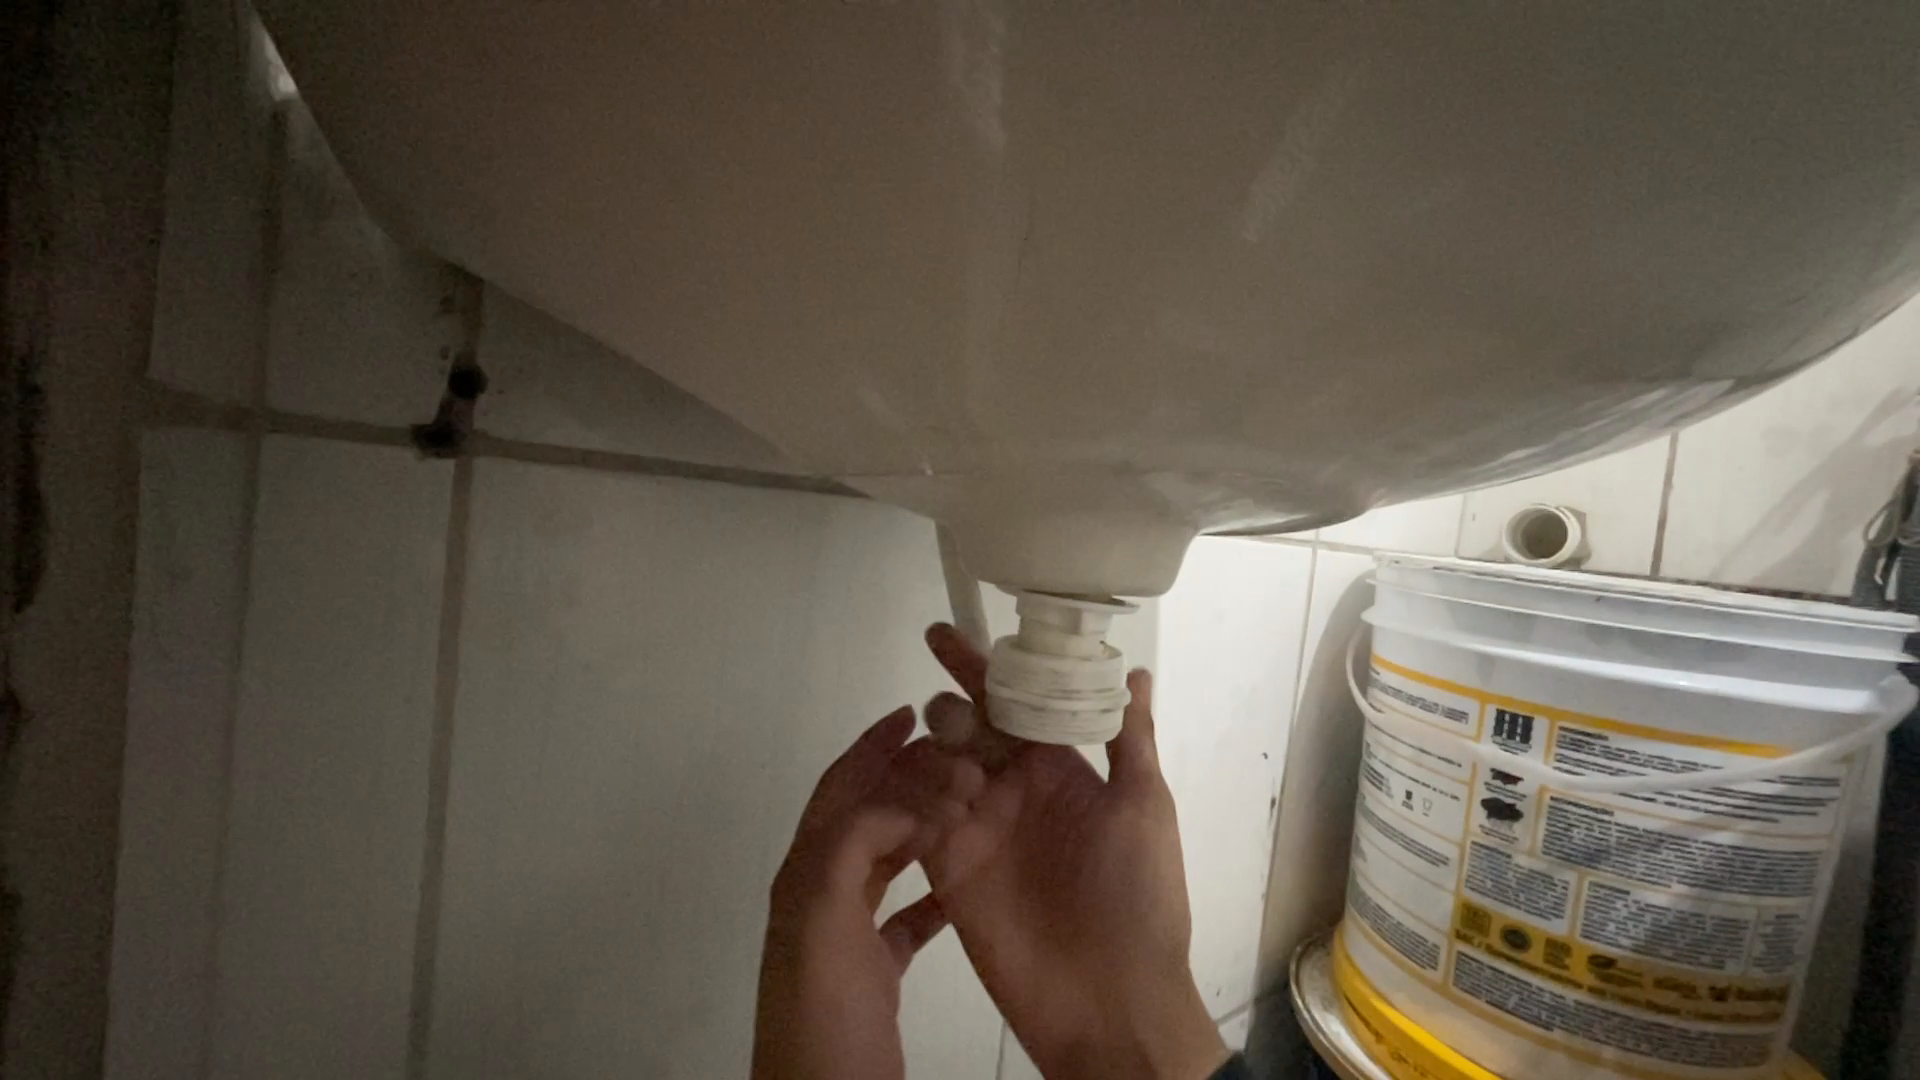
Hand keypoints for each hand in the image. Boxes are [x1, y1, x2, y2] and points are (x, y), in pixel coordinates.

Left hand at [752, 706, 984, 1079]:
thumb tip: (900, 801)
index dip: (871, 747)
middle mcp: (822, 891)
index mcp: (807, 872)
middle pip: (866, 812)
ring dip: (922, 823)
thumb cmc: (822, 1013)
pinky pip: (905, 910)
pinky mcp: (873, 968)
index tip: (911, 716)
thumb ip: (851, 848)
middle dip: (905, 777)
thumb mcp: (823, 919)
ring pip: (888, 855)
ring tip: (965, 801)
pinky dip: (933, 886)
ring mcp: (847, 931)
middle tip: (957, 758)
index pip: (840, 788)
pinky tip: (962, 878)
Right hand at [920, 625, 1228, 1079]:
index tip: (947, 636)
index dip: (983, 668)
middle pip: (970, 725)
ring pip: (939, 761)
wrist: (1110, 999)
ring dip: (939, 745)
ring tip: (953, 753)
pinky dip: (912, 791)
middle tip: (946, 695)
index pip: (1013, 703)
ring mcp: (977, 823)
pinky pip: (918, 813)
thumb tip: (1133, 670)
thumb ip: (1128, 737)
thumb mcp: (1144, 805)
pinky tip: (916, 781)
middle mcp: (1012, 787)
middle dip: (955, 700)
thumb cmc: (1137, 896)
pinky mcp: (948, 863)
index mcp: (1057, 768)